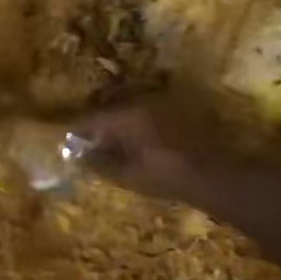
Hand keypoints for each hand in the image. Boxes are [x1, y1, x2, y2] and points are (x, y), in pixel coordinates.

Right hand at [73, 102, 225, 204]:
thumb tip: (78, 156)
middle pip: (111, 113)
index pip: (91, 118)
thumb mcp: (126, 175)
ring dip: (119, 129)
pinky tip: (138, 147)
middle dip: (98, 130)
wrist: (215, 176)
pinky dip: (137, 129)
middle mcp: (144, 102)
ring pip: (130, 113)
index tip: (66, 143)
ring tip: (112, 150)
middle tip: (88, 149)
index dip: (76, 131)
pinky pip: (148, 116)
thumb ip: (99, 163)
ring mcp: (164, 105)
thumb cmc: (165, 176)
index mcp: (127, 115)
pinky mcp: (179, 112)